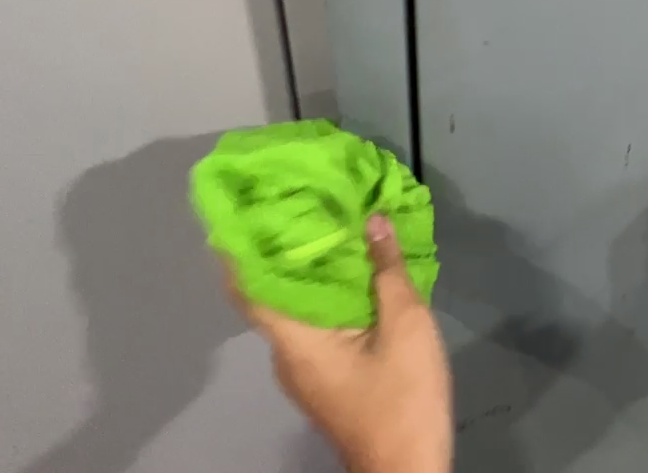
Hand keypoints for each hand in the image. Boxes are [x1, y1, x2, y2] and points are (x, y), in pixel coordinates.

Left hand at [234, 214, 451, 472]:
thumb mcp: (406, 324)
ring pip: (300, 306)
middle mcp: (290, 353)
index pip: (251, 291)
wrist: (407, 463)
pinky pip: (320, 319)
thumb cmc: (402, 394)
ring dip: (313, 266)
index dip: (240, 252)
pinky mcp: (328, 372)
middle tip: (304, 202)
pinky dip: (332, 288)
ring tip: (336, 223)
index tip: (244, 211)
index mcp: (298, 342)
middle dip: (285, 248)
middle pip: (275, 294)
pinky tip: (359, 268)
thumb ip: (388, 272)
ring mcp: (308, 366)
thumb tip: (372, 221)